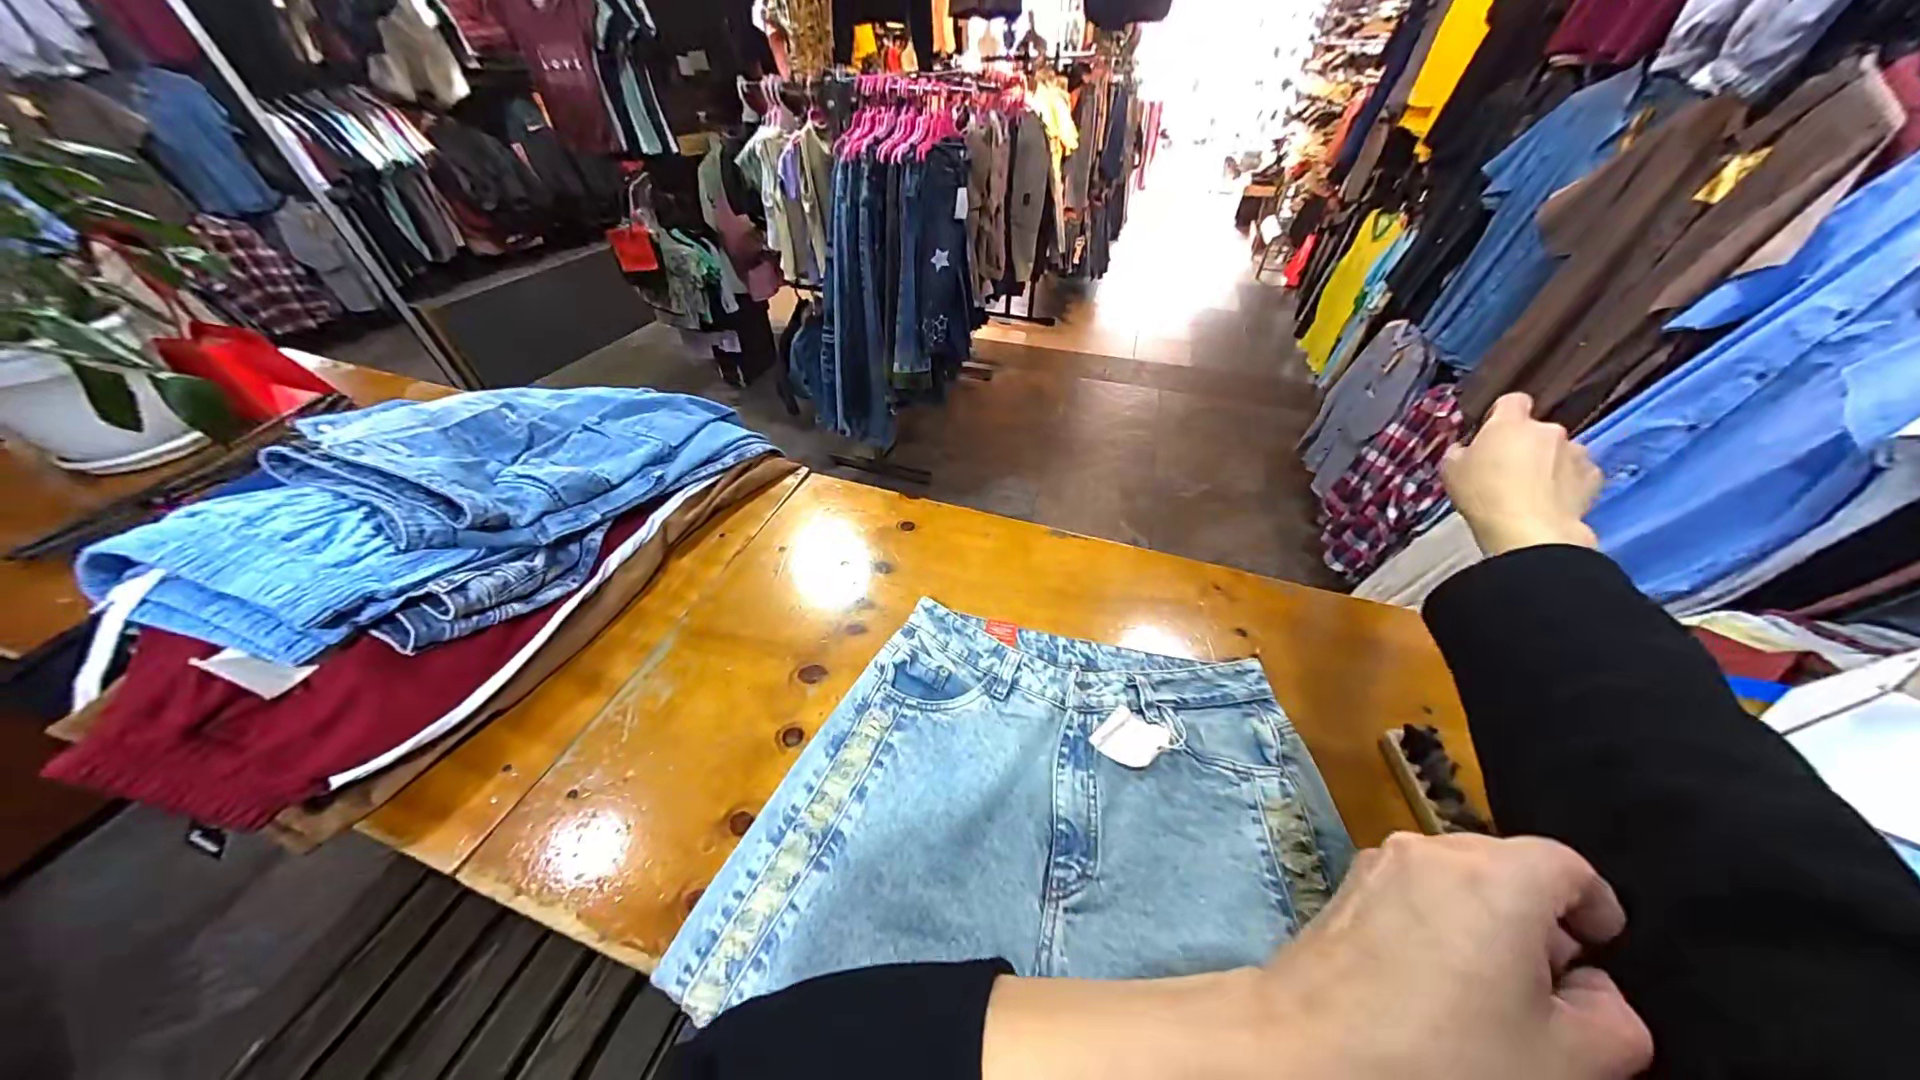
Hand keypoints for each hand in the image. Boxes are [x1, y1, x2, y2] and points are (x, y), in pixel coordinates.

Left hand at [1255, 832, 1651, 1079]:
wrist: (1314, 1045)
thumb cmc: (1447, 1052)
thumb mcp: (1570, 1059)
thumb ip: (1612, 1016)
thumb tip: (1589, 984)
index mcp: (1489, 874)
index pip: (1564, 862)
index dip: (1596, 906)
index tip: (1601, 953)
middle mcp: (1425, 850)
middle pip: (1502, 863)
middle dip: (1536, 913)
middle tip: (1546, 984)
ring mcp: (1375, 863)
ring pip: (1451, 875)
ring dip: (1482, 915)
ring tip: (1486, 988)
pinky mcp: (1343, 886)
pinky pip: (1408, 888)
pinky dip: (1434, 916)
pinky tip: (1431, 977)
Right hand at [1442, 392, 1602, 555]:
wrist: (1528, 530)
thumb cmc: (1482, 495)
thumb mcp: (1451, 471)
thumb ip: (1461, 452)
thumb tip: (1469, 449)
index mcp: (1510, 424)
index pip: (1512, 401)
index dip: (1501, 415)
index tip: (1491, 433)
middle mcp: (1549, 430)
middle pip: (1536, 431)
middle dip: (1525, 446)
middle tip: (1507, 472)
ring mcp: (1576, 451)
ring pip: (1559, 451)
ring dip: (1548, 463)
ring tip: (1533, 491)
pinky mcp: (1594, 476)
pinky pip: (1578, 473)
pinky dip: (1567, 482)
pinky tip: (1552, 501)